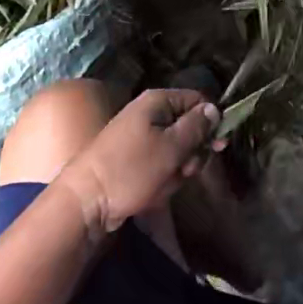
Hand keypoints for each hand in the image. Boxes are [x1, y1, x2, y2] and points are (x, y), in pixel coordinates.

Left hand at [53, 88, 217, 238]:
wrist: (85, 201)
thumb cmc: (131, 170)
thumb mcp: (171, 148)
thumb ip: (196, 127)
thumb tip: (214, 108)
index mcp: (157, 101)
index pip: (197, 101)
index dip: (211, 122)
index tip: (217, 147)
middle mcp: (148, 112)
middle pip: (188, 126)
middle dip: (192, 152)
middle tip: (185, 169)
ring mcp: (139, 135)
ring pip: (176, 149)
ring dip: (177, 169)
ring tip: (164, 182)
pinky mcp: (133, 157)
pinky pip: (160, 163)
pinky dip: (162, 177)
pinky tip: (153, 190)